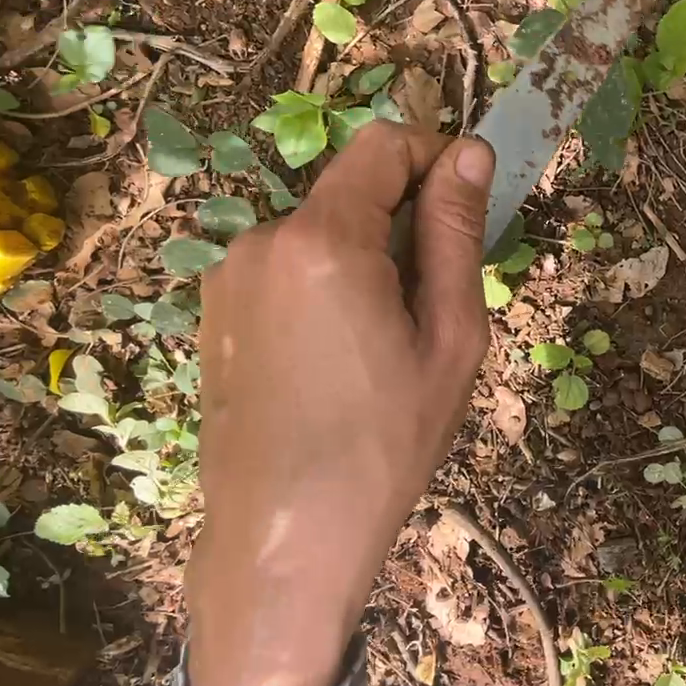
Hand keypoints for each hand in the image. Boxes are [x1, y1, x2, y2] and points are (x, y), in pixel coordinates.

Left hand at [186, 124, 494, 685]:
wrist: (286, 541)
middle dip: (405, 221)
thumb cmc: (388, 438)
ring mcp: (228, 278)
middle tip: (437, 303)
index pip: (383, 144)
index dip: (435, 159)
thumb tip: (470, 151)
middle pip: (353, 190)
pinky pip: (291, 269)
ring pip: (323, 232)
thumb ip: (456, 233)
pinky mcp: (216, 314)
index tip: (467, 212)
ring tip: (390, 342)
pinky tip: (342, 359)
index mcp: (322, 240)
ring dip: (369, 258)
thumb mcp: (451, 334)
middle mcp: (261, 241)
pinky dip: (330, 285)